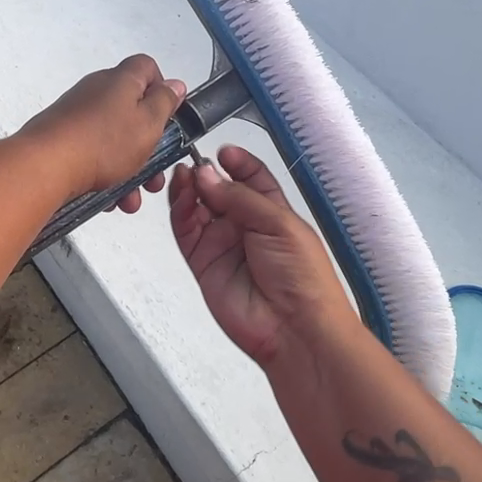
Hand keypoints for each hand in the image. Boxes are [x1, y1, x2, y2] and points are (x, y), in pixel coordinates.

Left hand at [16, 55, 184, 209]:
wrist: (46, 166)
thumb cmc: (98, 144)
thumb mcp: (148, 123)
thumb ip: (164, 102)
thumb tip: (174, 86)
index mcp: (121, 80)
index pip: (148, 69)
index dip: (162, 91)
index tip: (169, 116)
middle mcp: (96, 90)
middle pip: (132, 111)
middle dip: (148, 144)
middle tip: (154, 169)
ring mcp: (77, 113)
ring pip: (113, 138)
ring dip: (128, 168)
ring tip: (131, 196)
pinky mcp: (62, 136)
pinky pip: (92, 152)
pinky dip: (104, 173)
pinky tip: (108, 196)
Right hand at [168, 146, 356, 366]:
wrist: (294, 330)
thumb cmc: (301, 274)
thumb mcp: (278, 224)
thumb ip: (238, 197)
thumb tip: (205, 173)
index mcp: (272, 211)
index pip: (251, 178)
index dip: (237, 163)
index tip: (223, 151)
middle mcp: (244, 224)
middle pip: (218, 190)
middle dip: (207, 174)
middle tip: (196, 163)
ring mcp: (222, 243)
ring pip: (197, 207)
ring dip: (189, 189)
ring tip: (184, 177)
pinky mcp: (202, 262)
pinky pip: (185, 232)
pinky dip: (179, 212)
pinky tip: (181, 197)